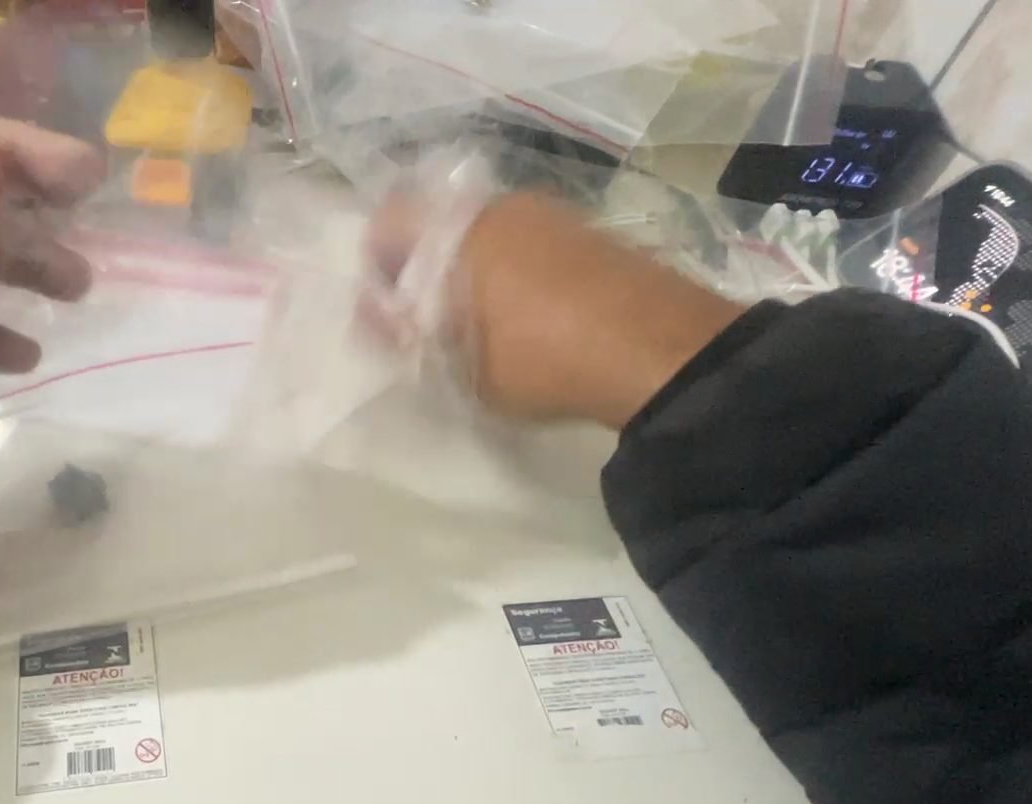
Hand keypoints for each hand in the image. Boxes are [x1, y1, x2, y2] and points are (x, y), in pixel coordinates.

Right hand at [369, 191, 745, 429]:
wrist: (660, 352)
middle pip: (434, 226)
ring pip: (480, 233)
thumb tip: (371, 315)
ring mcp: (548, 213)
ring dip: (465, 272)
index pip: (386, 225)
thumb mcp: (459, 367)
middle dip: (420, 272)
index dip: (376, 269)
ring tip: (478, 326)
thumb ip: (407, 336)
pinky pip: (522, 240)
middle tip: (429, 326)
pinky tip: (525, 315)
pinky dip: (507, 270)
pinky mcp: (584, 229)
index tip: (389, 314)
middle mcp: (499, 207)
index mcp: (458, 232)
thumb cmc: (540, 361)